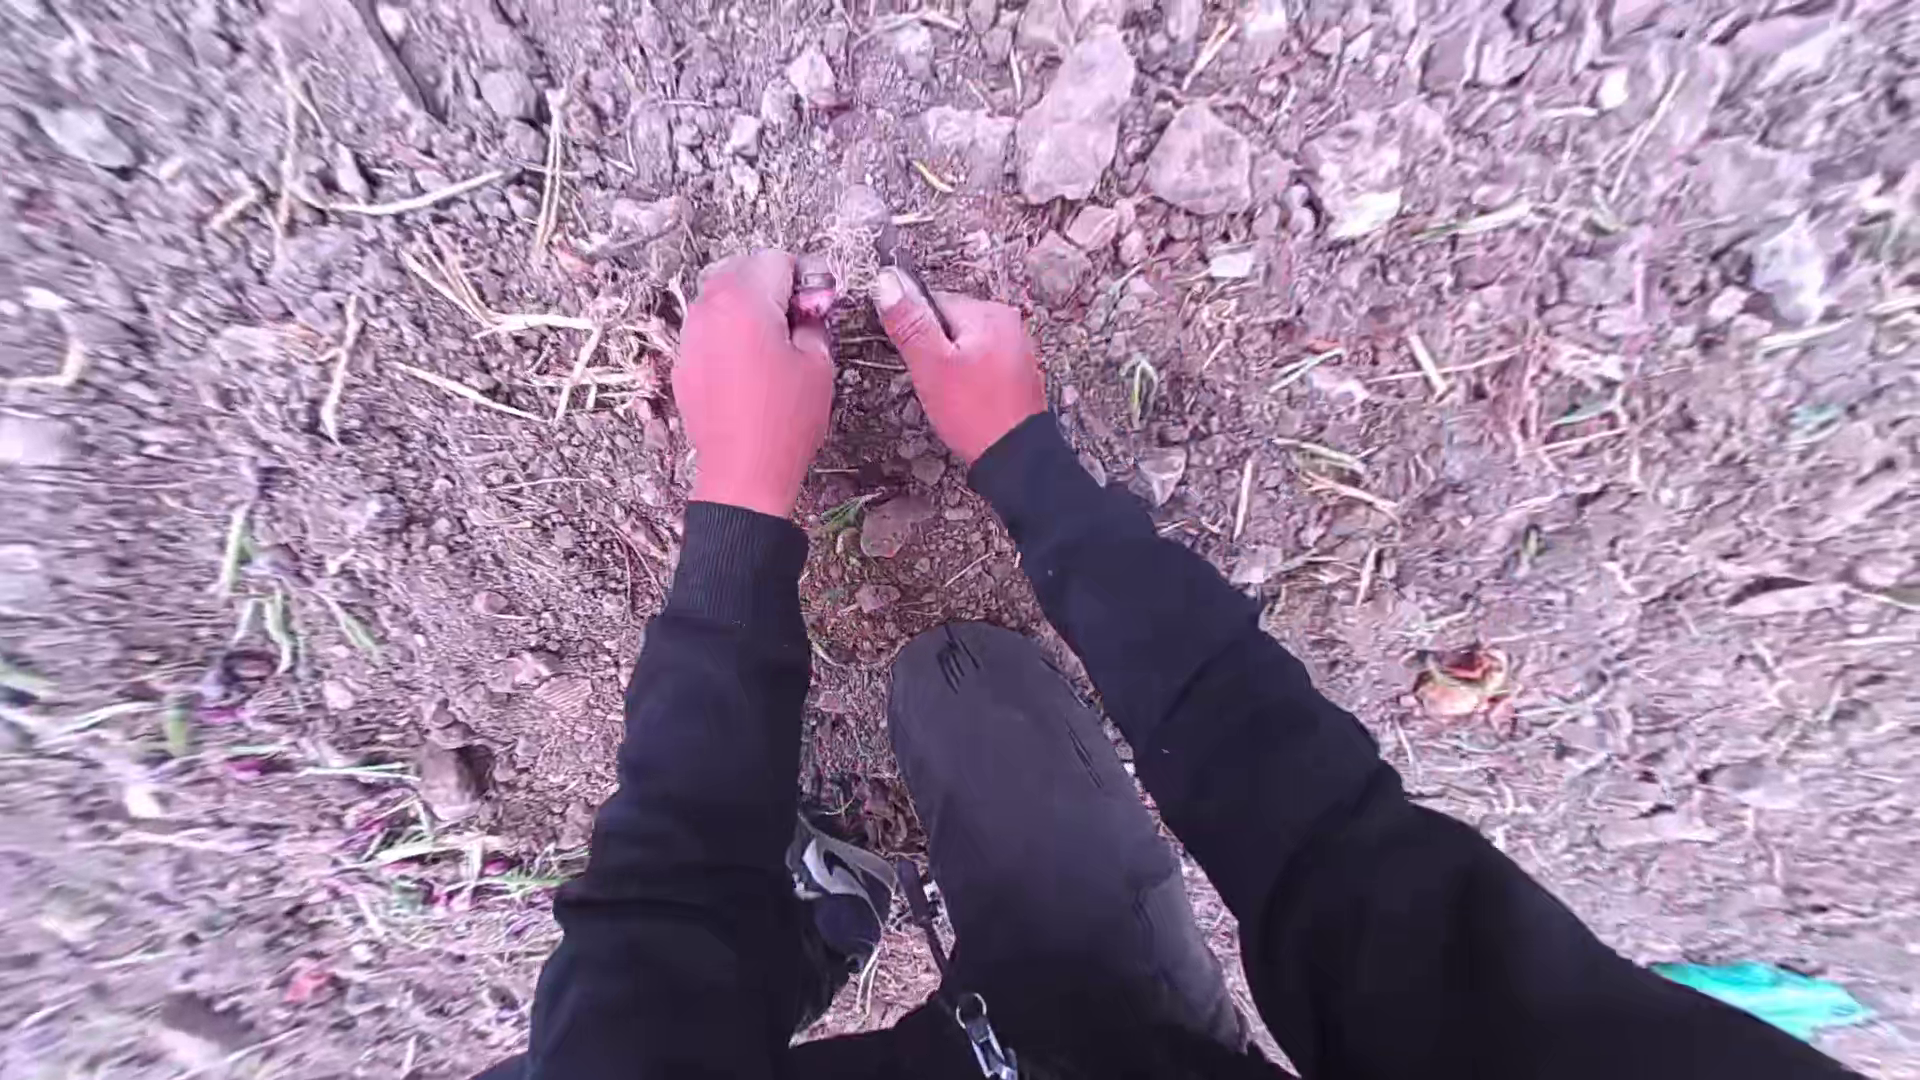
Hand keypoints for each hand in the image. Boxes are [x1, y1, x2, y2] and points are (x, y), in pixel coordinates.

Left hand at [674, 250, 833, 518]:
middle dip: (774, 288)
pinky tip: (753, 369)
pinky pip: (710, 331)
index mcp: (745, 302)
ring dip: (751, 310)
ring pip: (722, 299)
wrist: (744, 473)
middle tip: (800, 323)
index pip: (776, 259)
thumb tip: (810, 309)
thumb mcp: (819, 367)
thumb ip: (815, 324)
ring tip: (776, 348)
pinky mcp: (685, 364)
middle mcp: (709, 310)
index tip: (818, 303)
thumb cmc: (784, 423)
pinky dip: (732, 336)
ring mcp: (691, 337)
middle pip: (742, 271)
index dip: (805, 277)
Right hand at [871, 268, 1045, 463]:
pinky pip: (981, 369)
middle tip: (937, 384)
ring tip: (954, 398)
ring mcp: (1016, 351)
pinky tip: (968, 404)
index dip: (917, 335)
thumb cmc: (977, 414)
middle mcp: (1008, 325)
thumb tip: (887, 283)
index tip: (919, 360)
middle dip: (936, 354)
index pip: (933, 302)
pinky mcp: (1016, 377)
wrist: (1015, 458)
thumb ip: (909, 323)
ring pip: (965, 351)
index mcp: (989, 314)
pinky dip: (970, 384)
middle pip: (950, 327)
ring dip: (952, 371)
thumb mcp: (931, 365)